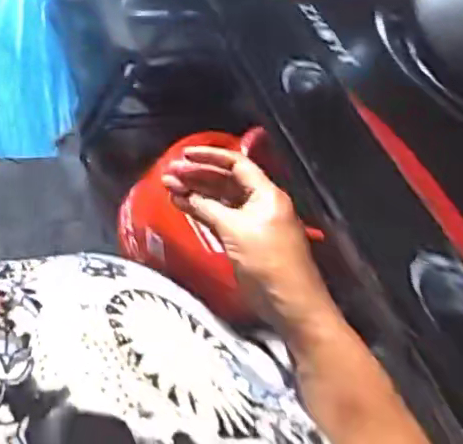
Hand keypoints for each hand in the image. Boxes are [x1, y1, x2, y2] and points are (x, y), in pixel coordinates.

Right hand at [162, 146, 333, 332]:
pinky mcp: (245, 238)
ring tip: (169, 186)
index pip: (236, 164)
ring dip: (194, 190)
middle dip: (196, 174)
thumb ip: (205, 206)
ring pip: (219, 197)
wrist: (293, 307)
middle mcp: (260, 203)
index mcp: (266, 195)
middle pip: (225, 179)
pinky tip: (180, 204)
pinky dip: (200, 207)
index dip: (209, 156)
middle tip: (170, 172)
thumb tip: (179, 193)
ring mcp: (252, 221)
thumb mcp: (234, 229)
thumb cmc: (269, 262)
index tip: (184, 154)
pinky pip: (219, 214)